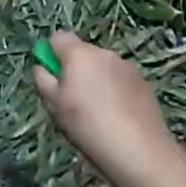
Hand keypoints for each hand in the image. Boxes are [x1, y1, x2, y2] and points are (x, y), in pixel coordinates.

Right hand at [32, 31, 177, 180]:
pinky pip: (121, 79)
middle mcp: (104, 53)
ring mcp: (128, 66)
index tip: (52, 76)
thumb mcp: (54, 105)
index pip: (58, 37)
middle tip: (74, 98)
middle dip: (76, 68)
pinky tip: (117, 115)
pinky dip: (115, 90)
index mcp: (79, 54)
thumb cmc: (87, 125)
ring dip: (97, 78)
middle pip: (83, 52)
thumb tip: (41, 67)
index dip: (51, 53)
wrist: (138, 149)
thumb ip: (43, 80)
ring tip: (98, 110)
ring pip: (103, 66)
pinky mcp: (144, 83)